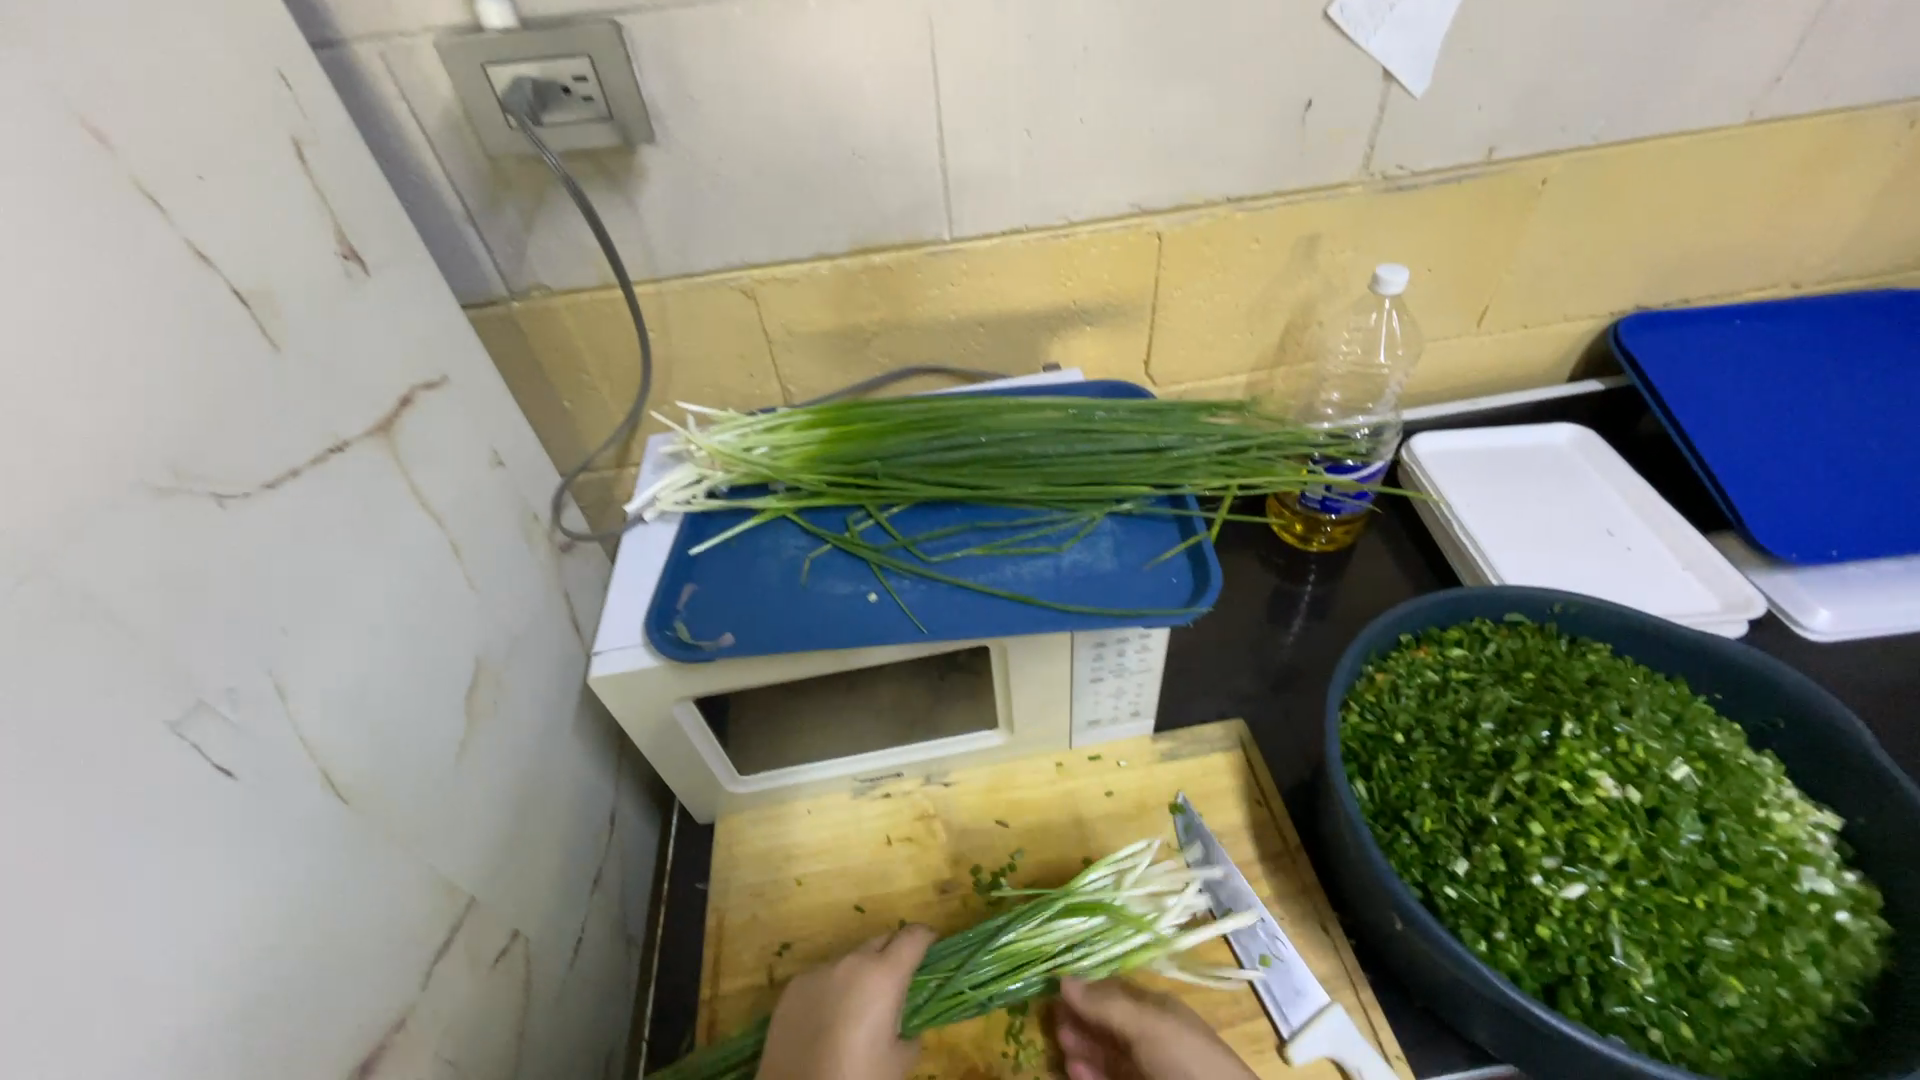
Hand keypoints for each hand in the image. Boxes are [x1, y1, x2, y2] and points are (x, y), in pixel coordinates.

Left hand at [755, 924, 936, 1079]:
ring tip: (856, 1009)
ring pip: (849, 960)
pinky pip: (822, 977)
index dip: (926, 939)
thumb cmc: (858, 1078)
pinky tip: (826, 1020)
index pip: (913, 936)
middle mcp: (852, 962)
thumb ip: (910, 1032)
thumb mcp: (900, 1062)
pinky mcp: (793, 986)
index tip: (931, 949)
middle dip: (893, 956)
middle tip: (896, 987)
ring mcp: (819, 970)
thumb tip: (905, 1025)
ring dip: (860, 975)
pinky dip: (832, 989)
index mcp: (884, 975)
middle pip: (881, 942)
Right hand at [1052, 977, 1259, 1079]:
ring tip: (1061, 1049)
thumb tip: (1063, 978)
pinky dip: (1091, 1076)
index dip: (1085, 992)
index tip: (1055, 993)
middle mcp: (1151, 1038)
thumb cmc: (1188, 1064)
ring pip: (1106, 1054)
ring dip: (1081, 1050)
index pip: (1114, 992)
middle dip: (1079, 1022)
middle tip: (1053, 1024)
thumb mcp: (1148, 1026)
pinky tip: (1075, 1073)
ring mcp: (1147, 1070)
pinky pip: (1109, 1078)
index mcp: (1158, 1011)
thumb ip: (1106, 1004)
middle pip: (1107, 1024)